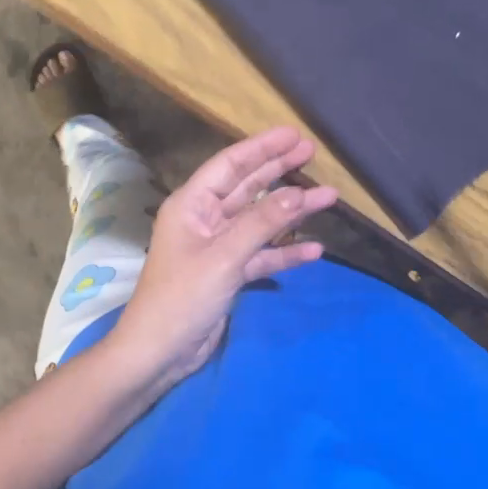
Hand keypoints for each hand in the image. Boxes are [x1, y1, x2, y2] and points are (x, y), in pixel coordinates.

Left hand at [104, 127, 337, 387]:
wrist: (159, 353)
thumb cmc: (181, 298)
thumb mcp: (224, 257)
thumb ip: (262, 223)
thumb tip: (299, 193)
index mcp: (191, 205)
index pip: (230, 166)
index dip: (262, 148)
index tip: (294, 135)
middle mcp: (204, 220)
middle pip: (247, 187)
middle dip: (279, 171)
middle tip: (313, 154)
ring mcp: (217, 248)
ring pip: (259, 221)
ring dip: (291, 212)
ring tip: (328, 198)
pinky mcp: (228, 274)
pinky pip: (261, 255)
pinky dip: (285, 251)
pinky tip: (314, 250)